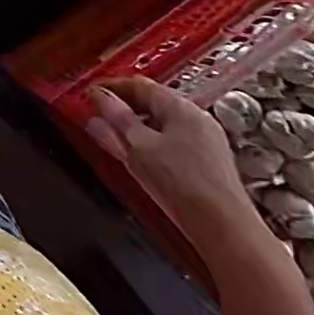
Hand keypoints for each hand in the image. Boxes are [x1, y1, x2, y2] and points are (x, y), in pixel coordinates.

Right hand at [83, 76, 265, 252]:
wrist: (224, 228)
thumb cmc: (183, 184)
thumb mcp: (139, 147)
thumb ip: (117, 119)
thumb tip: (100, 97)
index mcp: (181, 108)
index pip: (140, 86)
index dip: (111, 86)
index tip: (89, 93)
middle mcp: (197, 119)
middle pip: (152, 104)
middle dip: (122, 108)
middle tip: (97, 114)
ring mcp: (206, 142)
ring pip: (161, 126)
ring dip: (134, 128)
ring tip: (112, 137)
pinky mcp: (207, 165)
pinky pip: (171, 144)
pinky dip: (149, 145)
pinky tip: (138, 159)